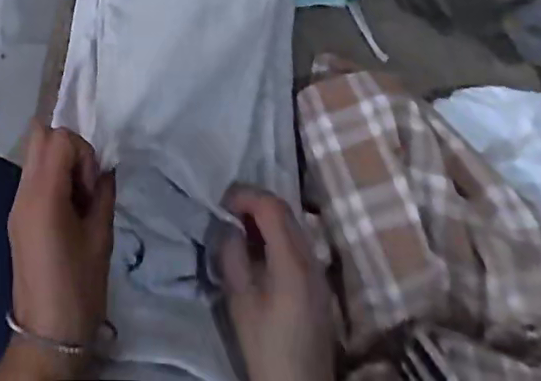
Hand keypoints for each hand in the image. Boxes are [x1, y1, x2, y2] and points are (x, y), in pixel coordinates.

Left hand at [0, 121, 115, 379]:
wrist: (47, 334)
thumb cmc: (78, 287)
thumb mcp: (101, 238)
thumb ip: (104, 194)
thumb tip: (105, 170)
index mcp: (42, 194)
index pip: (59, 138)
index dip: (83, 154)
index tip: (92, 188)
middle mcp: (22, 190)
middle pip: (39, 135)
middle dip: (68, 148)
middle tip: (85, 184)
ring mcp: (15, 202)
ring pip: (34, 155)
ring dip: (60, 164)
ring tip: (79, 201)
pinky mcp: (16, 215)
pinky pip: (32, 178)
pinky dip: (52, 180)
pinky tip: (68, 212)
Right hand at [218, 185, 334, 380]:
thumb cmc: (265, 345)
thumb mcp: (239, 298)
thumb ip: (232, 253)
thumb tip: (227, 225)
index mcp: (292, 261)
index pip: (270, 206)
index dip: (243, 195)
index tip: (220, 205)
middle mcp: (312, 259)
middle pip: (284, 210)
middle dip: (252, 202)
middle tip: (226, 212)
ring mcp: (319, 271)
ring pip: (292, 224)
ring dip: (264, 217)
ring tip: (238, 229)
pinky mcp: (319, 284)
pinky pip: (297, 242)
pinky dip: (275, 234)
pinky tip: (257, 251)